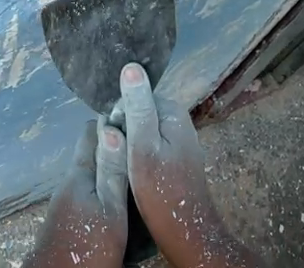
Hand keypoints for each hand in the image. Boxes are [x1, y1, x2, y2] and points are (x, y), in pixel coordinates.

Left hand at [24, 119, 128, 267]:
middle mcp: (71, 179)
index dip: (111, 121)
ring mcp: (68, 197)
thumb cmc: (88, 245)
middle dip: (115, 146)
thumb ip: (110, 171)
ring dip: (111, 169)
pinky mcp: (70, 215)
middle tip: (142, 148)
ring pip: (93, 172)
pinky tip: (121, 197)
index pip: (92, 131)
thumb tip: (111, 127)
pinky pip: (91, 190)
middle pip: (94, 152)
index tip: (134, 119)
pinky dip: (106, 187)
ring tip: (137, 172)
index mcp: (80, 172)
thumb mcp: (108, 210)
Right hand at [117, 63, 262, 267]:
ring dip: (130, 145)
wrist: (187, 237)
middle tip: (119, 155)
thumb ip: (137, 107)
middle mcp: (180, 122)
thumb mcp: (142, 146)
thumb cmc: (162, 192)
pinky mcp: (177, 160)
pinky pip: (150, 146)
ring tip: (125, 166)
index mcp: (173, 112)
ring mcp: (180, 142)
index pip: (134, 96)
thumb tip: (131, 67)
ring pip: (142, 131)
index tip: (116, 140)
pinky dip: (139, 156)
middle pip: (138, 112)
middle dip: (124, 130)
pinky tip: (135, 173)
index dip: (119, 115)